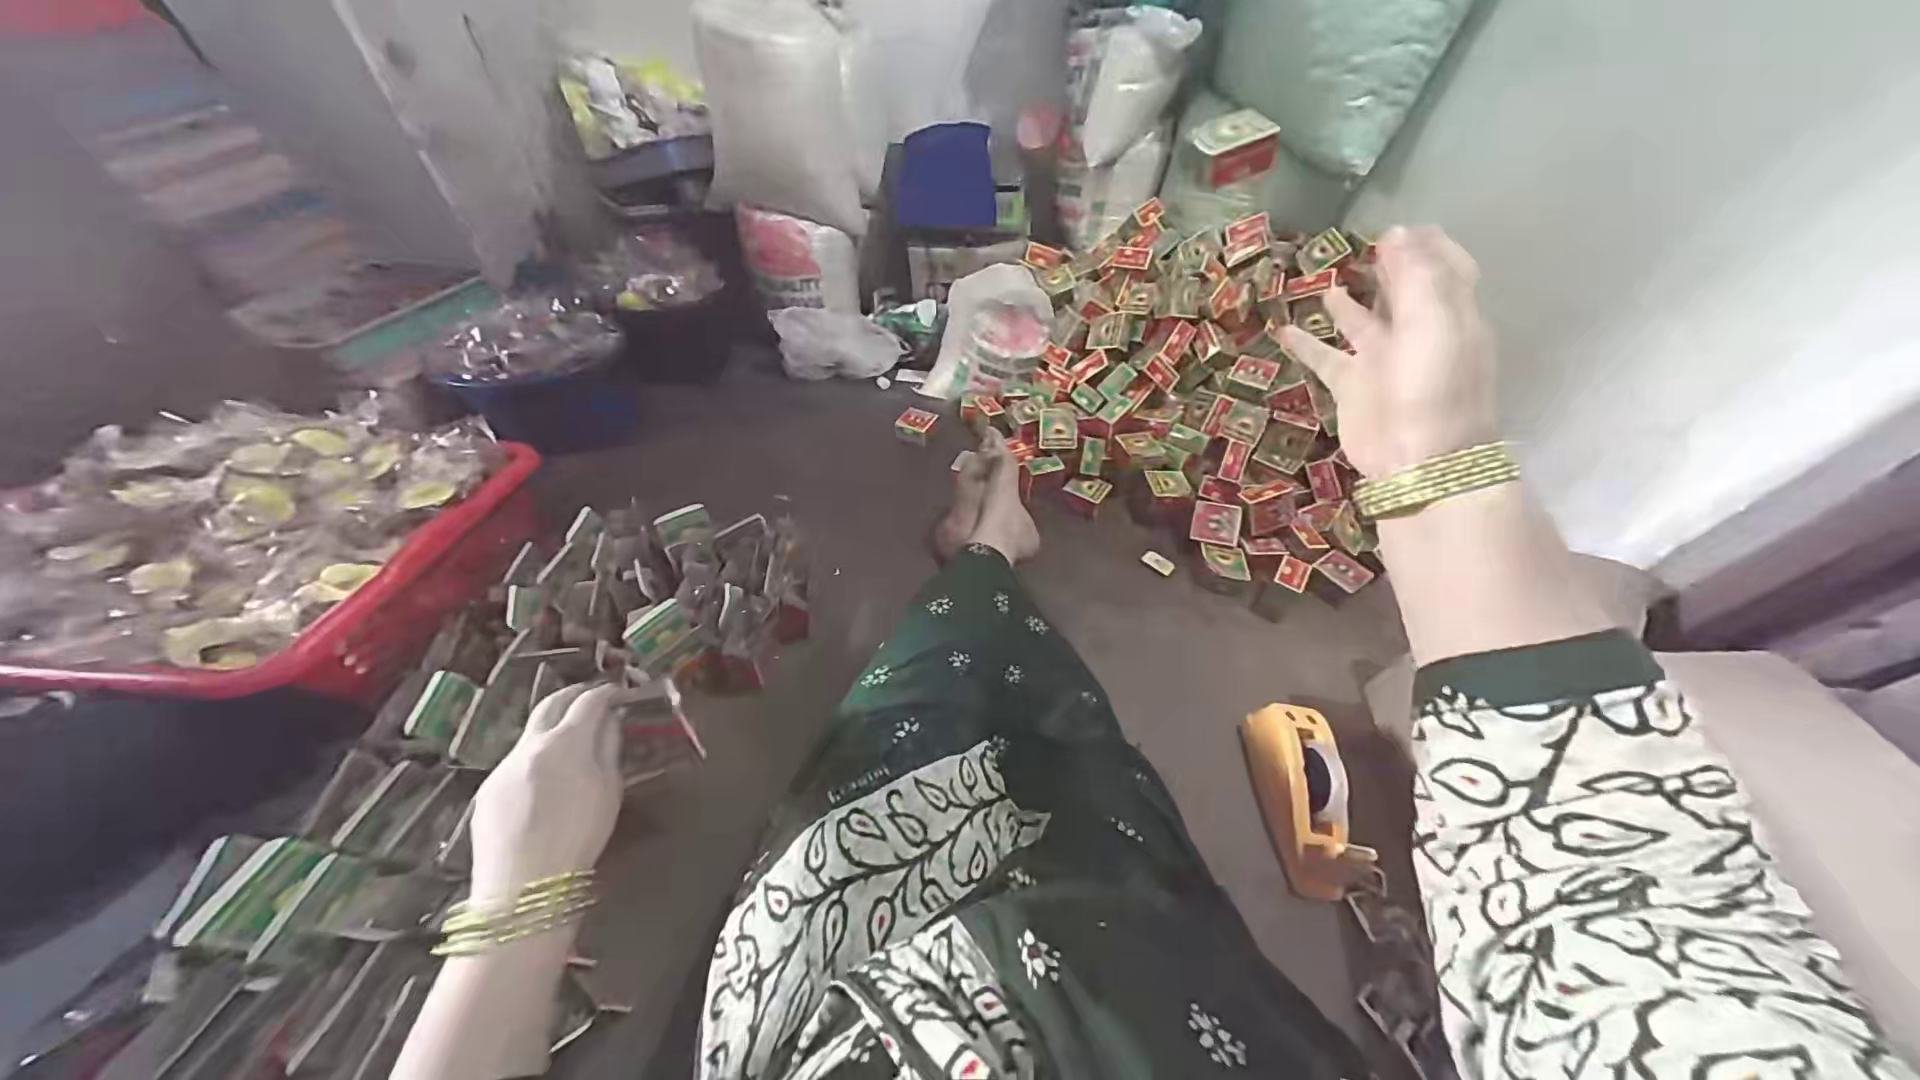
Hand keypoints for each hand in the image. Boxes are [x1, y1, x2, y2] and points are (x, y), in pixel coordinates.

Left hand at [468, 683, 623, 901]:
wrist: (521, 888)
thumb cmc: (579, 836)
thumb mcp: (609, 790)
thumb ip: (609, 748)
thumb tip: (610, 720)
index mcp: (565, 743)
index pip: (589, 701)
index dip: (607, 692)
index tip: (620, 690)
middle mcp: (529, 745)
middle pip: (551, 704)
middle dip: (574, 694)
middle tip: (593, 696)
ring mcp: (503, 766)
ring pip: (532, 733)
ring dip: (555, 726)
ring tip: (575, 738)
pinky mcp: (487, 789)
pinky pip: (518, 760)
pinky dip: (538, 755)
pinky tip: (549, 777)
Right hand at [1278, 226, 1499, 479]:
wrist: (1416, 456)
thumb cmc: (1433, 385)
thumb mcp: (1432, 320)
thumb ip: (1415, 276)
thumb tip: (1397, 233)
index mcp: (1449, 313)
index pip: (1445, 268)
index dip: (1427, 245)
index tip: (1400, 226)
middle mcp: (1416, 333)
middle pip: (1402, 291)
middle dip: (1387, 266)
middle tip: (1360, 246)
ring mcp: (1381, 360)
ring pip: (1360, 321)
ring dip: (1345, 301)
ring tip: (1324, 279)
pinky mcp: (1350, 386)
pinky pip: (1324, 357)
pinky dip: (1305, 344)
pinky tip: (1285, 328)